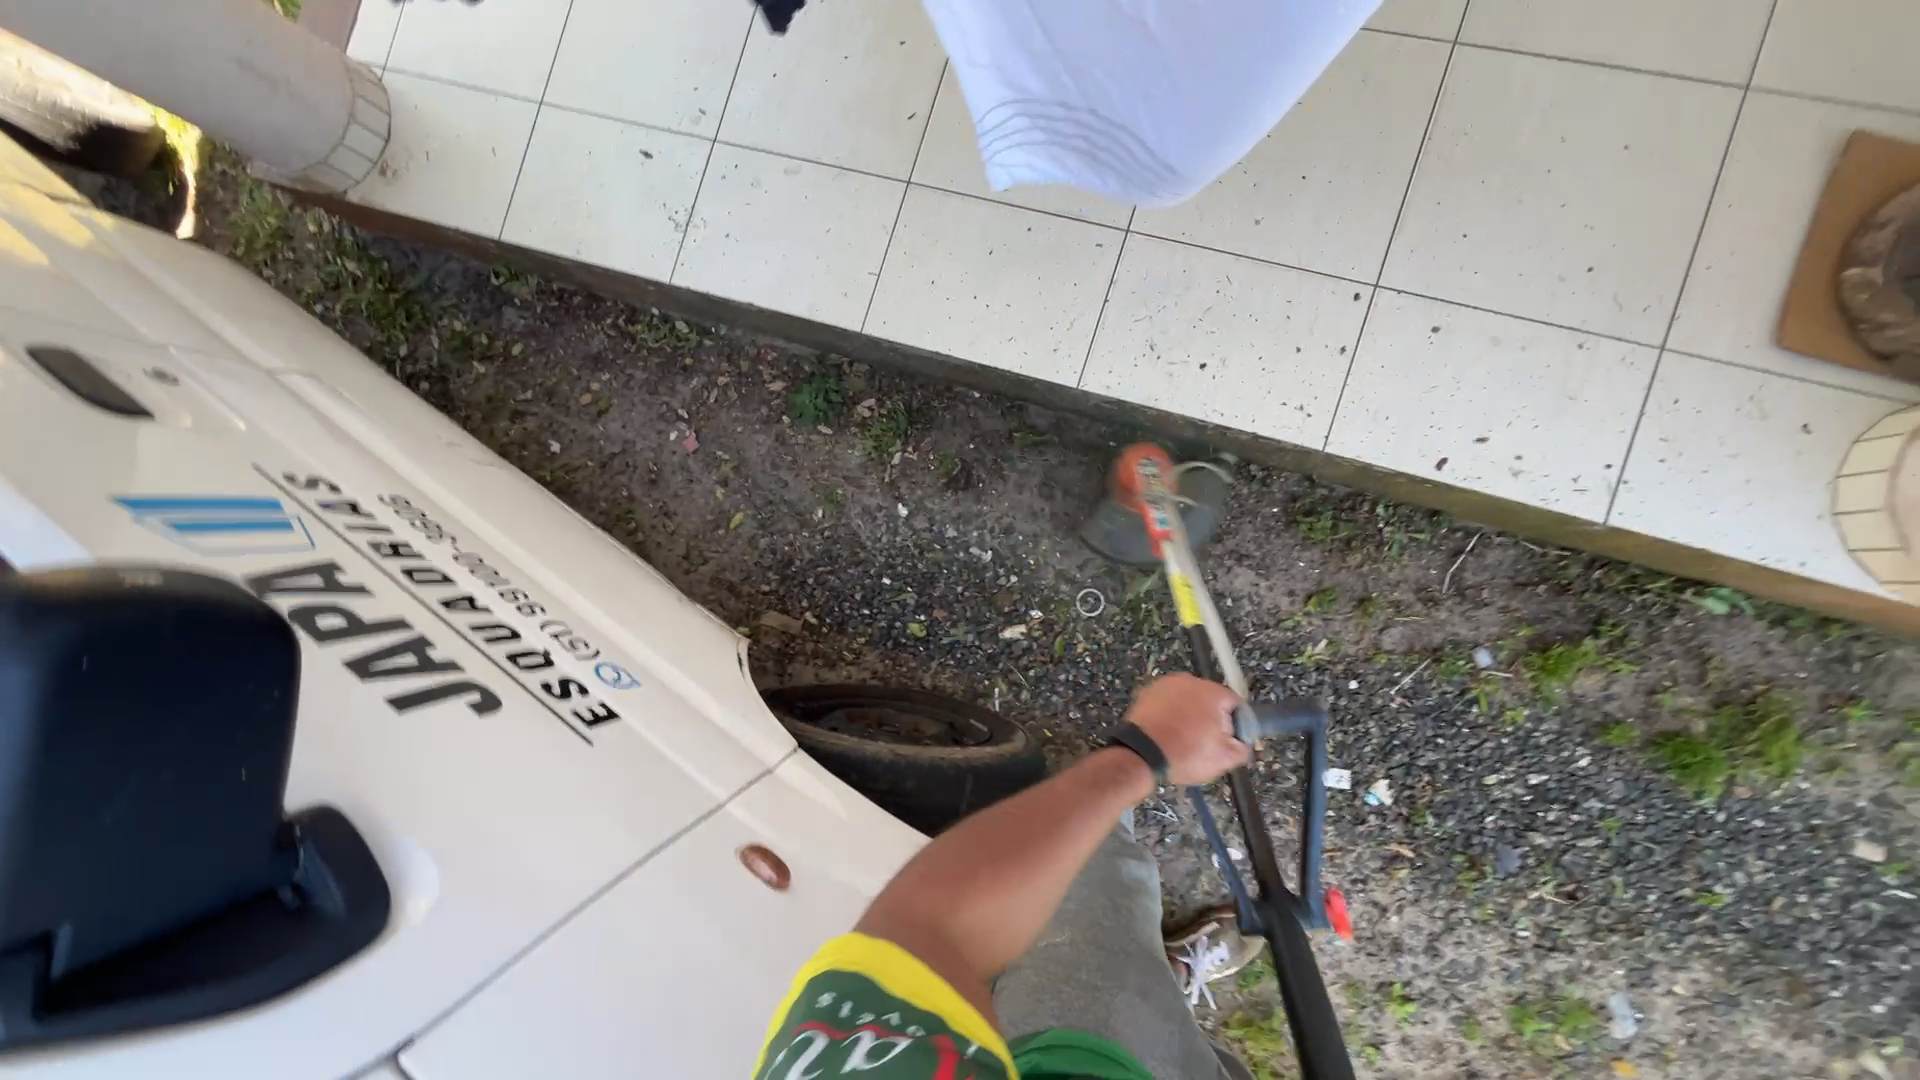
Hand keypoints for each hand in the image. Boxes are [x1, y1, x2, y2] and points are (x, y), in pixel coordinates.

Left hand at [1123, 674, 1249, 785]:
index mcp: (1213, 692)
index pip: (1235, 704)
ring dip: (1188, 714)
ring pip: (1186, 700)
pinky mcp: (1147, 691)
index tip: (1229, 740)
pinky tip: (1166, 732)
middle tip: (1205, 742)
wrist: (1141, 753)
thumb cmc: (1185, 753)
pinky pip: (1166, 702)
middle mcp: (1190, 681)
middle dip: (1210, 718)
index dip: (1235, 724)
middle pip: (1210, 699)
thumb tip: (1241, 742)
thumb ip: (1242, 747)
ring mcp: (1166, 684)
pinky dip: (1168, 713)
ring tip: (1182, 739)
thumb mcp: (1224, 759)